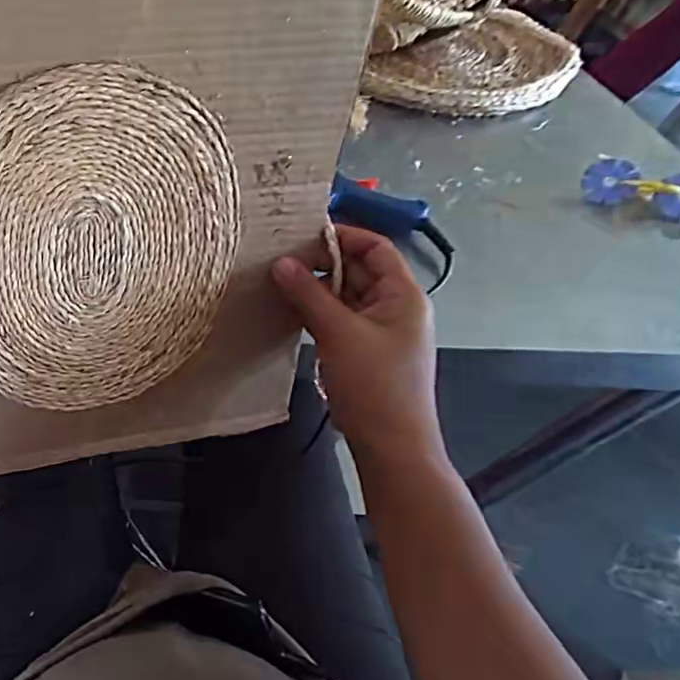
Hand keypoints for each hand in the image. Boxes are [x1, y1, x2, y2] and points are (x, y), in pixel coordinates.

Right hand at [271, 224, 444, 468]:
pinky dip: (315, 311)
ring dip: (314, 288)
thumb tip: (281, 262)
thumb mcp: (339, 333)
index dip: (343, 236)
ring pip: (343, 296)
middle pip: (356, 270)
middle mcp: (393, 307)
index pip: (375, 248)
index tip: (303, 233)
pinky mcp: (362, 350)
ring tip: (276, 280)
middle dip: (319, 263)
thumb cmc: (374, 384)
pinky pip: (337, 318)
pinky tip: (288, 308)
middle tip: (279, 257)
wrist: (391, 446)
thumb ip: (308, 294)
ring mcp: (378, 330)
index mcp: (402, 295)